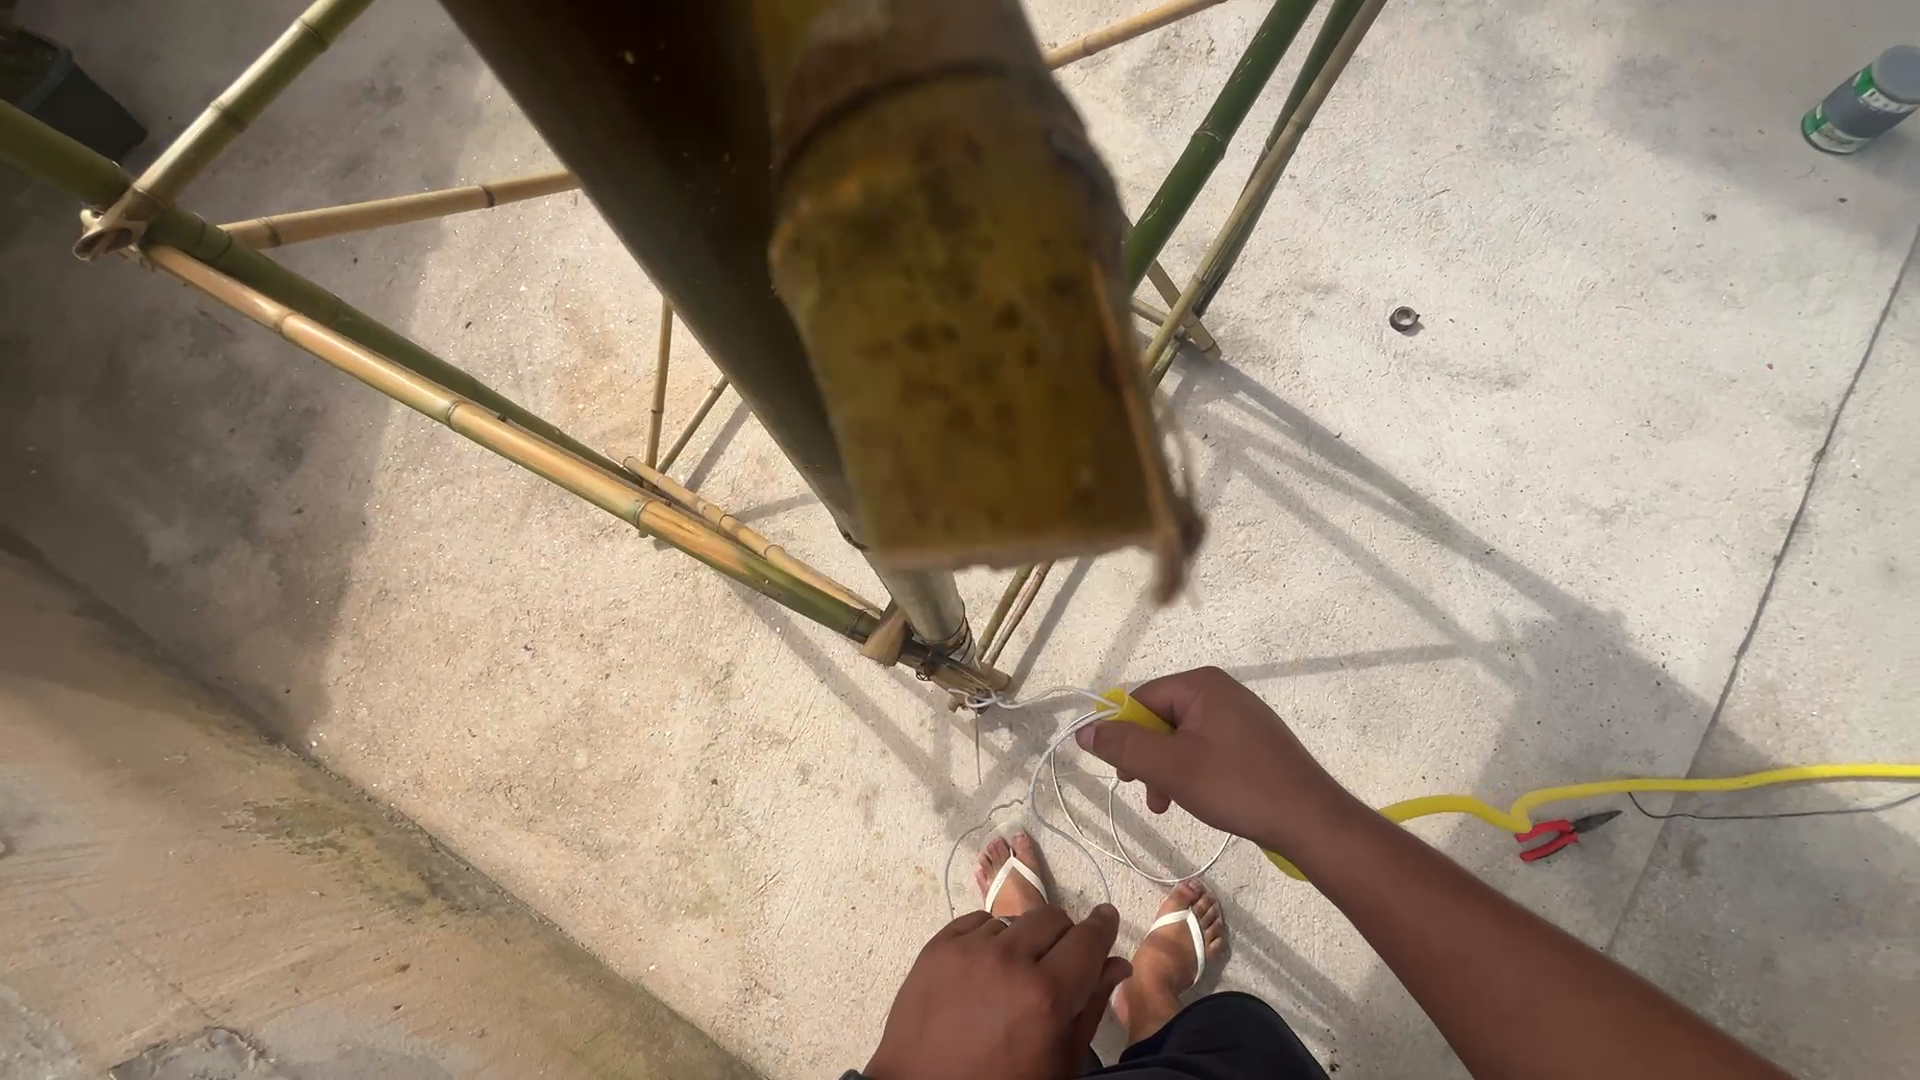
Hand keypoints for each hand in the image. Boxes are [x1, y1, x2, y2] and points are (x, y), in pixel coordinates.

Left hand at [865, 904, 1130, 1079]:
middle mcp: (1009, 961)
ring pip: (1015, 921)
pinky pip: (979, 923)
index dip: (1103, 926)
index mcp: (1045, 996)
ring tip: (1011, 978)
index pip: (1088, 939)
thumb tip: (1117, 963)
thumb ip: (1090, 1008)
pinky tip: (985, 972)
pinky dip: (989, 941)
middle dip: (1063, 936)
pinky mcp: (938, 945)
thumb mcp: (1059, 1063)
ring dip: (1022, 942)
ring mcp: (969, 949)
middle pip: (1052, 918)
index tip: (1107, 917)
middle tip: (1057, 964)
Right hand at [1075, 666, 1360, 856]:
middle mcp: (1221, 691)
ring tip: (1169, 803)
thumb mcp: (1170, 767)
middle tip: (1147, 792)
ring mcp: (1240, 715)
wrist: (1313, 820)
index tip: (1122, 773)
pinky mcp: (1253, 741)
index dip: (1123, 734)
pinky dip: (1192, 771)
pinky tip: (1195, 799)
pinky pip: (1206, 747)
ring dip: (1167, 769)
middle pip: (1161, 718)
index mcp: (1201, 685)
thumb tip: (1085, 730)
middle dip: (1147, 757)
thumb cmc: (1237, 786)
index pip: (1141, 699)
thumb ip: (1123, 746)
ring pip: (1182, 737)